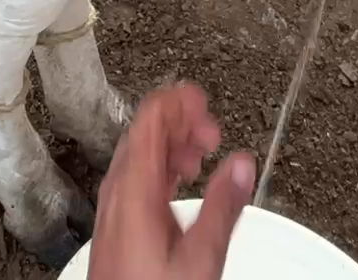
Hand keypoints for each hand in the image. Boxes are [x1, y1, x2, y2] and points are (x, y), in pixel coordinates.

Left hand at [89, 83, 255, 279]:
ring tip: (204, 151)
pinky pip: (139, 172)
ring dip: (174, 142)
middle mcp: (118, 187)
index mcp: (134, 184)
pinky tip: (184, 177)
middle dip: (181, 120)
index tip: (205, 101)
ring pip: (142, 150)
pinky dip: (164, 163)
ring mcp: (115, 203)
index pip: (150, 115)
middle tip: (212, 130)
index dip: (178, 99)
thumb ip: (223, 206)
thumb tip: (242, 164)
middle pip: (146, 129)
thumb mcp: (200, 258)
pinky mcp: (118, 219)